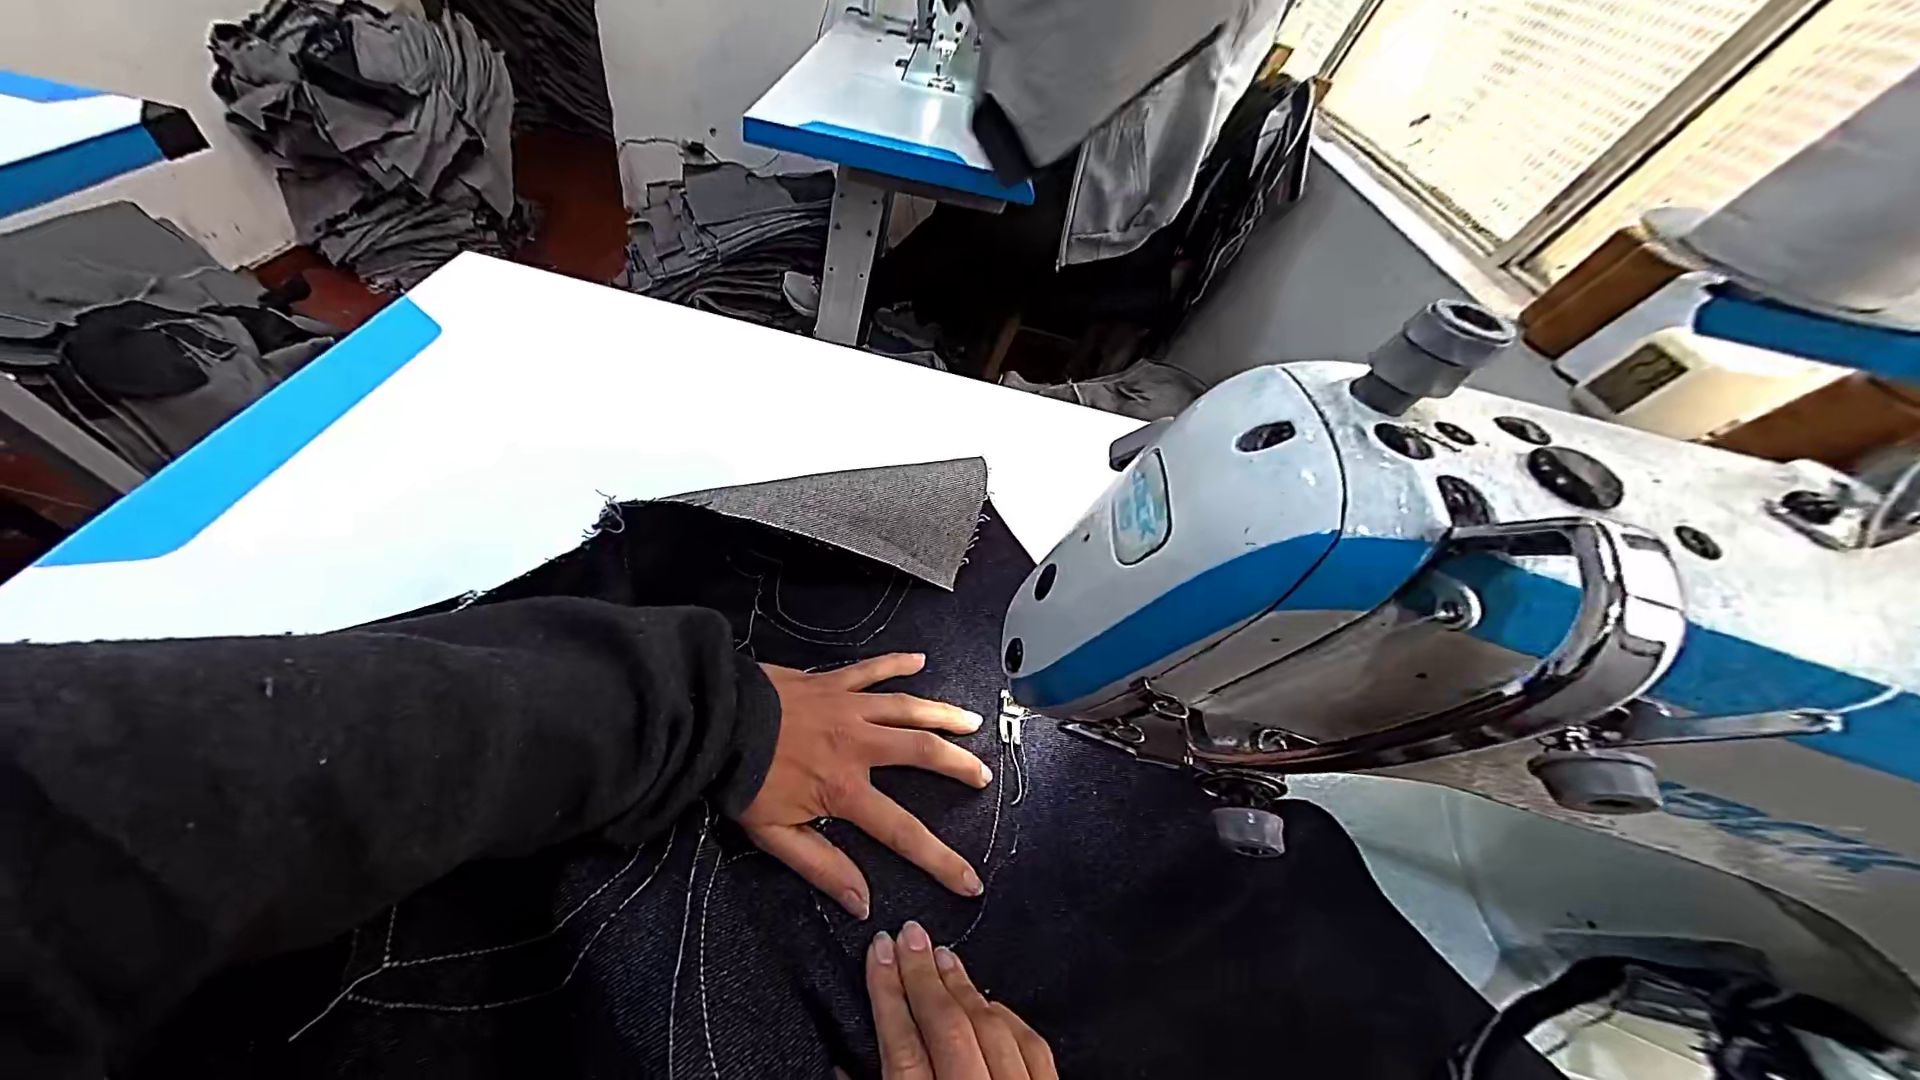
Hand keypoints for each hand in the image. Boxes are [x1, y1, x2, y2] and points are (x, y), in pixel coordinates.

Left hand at [738, 654, 991, 918]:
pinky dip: (896, 663)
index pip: (903, 832)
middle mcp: (858, 744)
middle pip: (921, 752)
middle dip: (958, 765)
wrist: (716, 724)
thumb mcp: (775, 836)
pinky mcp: (834, 682)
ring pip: (908, 707)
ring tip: (971, 721)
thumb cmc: (743, 780)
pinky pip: (872, 669)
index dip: (940, 860)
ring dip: (943, 713)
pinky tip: (919, 659)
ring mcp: (850, 707)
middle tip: (983, 773)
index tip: (970, 880)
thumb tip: (862, 902)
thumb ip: (822, 867)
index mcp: (844, 789)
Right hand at [866, 921, 1056, 1079]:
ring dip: (963, 987)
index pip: (903, 1051)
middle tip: (909, 934)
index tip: (880, 950)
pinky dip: (1007, 1018)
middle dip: (924, 975)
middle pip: (948, 1028)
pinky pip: (1034, 1050)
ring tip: (942, 956)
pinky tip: (988, 1001)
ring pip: (991, 1029)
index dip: (887, 993)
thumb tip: (839, 1062)